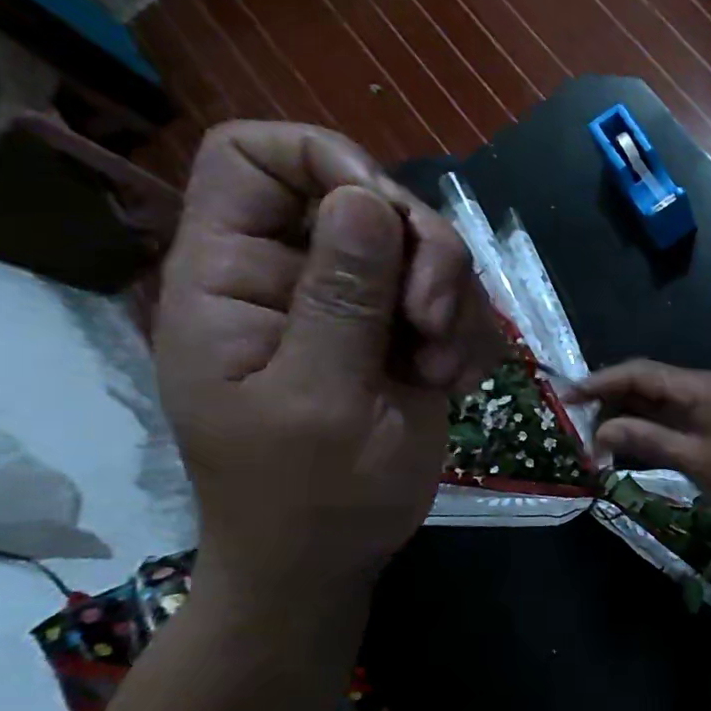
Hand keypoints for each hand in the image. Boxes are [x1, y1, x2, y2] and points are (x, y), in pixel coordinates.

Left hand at [155, 122, 498, 585]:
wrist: (338, 552)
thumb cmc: (306, 492)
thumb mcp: (320, 395)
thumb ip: (340, 297)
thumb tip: (364, 199)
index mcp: (235, 276)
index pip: (256, 158)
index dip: (328, 160)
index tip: (391, 216)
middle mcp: (299, 275)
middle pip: (375, 202)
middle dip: (428, 257)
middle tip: (433, 324)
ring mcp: (361, 306)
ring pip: (434, 254)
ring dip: (459, 307)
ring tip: (447, 372)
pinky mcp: (410, 336)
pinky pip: (463, 302)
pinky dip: (475, 337)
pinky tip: (459, 382)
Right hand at [573, 360, 710, 511]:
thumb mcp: (689, 458)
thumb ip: (645, 440)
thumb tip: (601, 431)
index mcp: (698, 387)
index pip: (641, 373)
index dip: (601, 381)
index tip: (567, 396)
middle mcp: (700, 384)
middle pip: (646, 379)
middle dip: (609, 395)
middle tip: (574, 416)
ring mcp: (705, 398)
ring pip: (655, 394)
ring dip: (625, 408)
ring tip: (591, 428)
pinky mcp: (707, 414)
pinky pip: (669, 408)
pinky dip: (645, 419)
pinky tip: (623, 434)